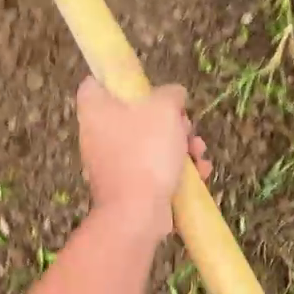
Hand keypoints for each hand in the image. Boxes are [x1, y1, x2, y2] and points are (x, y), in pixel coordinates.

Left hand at [75, 77, 210, 239]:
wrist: (136, 212)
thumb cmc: (145, 153)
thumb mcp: (164, 110)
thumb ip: (171, 94)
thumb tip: (174, 95)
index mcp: (95, 107)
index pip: (99, 81)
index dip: (126, 81)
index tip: (150, 88)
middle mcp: (97, 133)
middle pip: (136, 114)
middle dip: (170, 120)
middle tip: (185, 126)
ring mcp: (113, 162)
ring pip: (151, 143)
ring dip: (180, 146)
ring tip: (198, 153)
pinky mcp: (129, 185)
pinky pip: (154, 169)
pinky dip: (176, 170)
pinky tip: (198, 174)